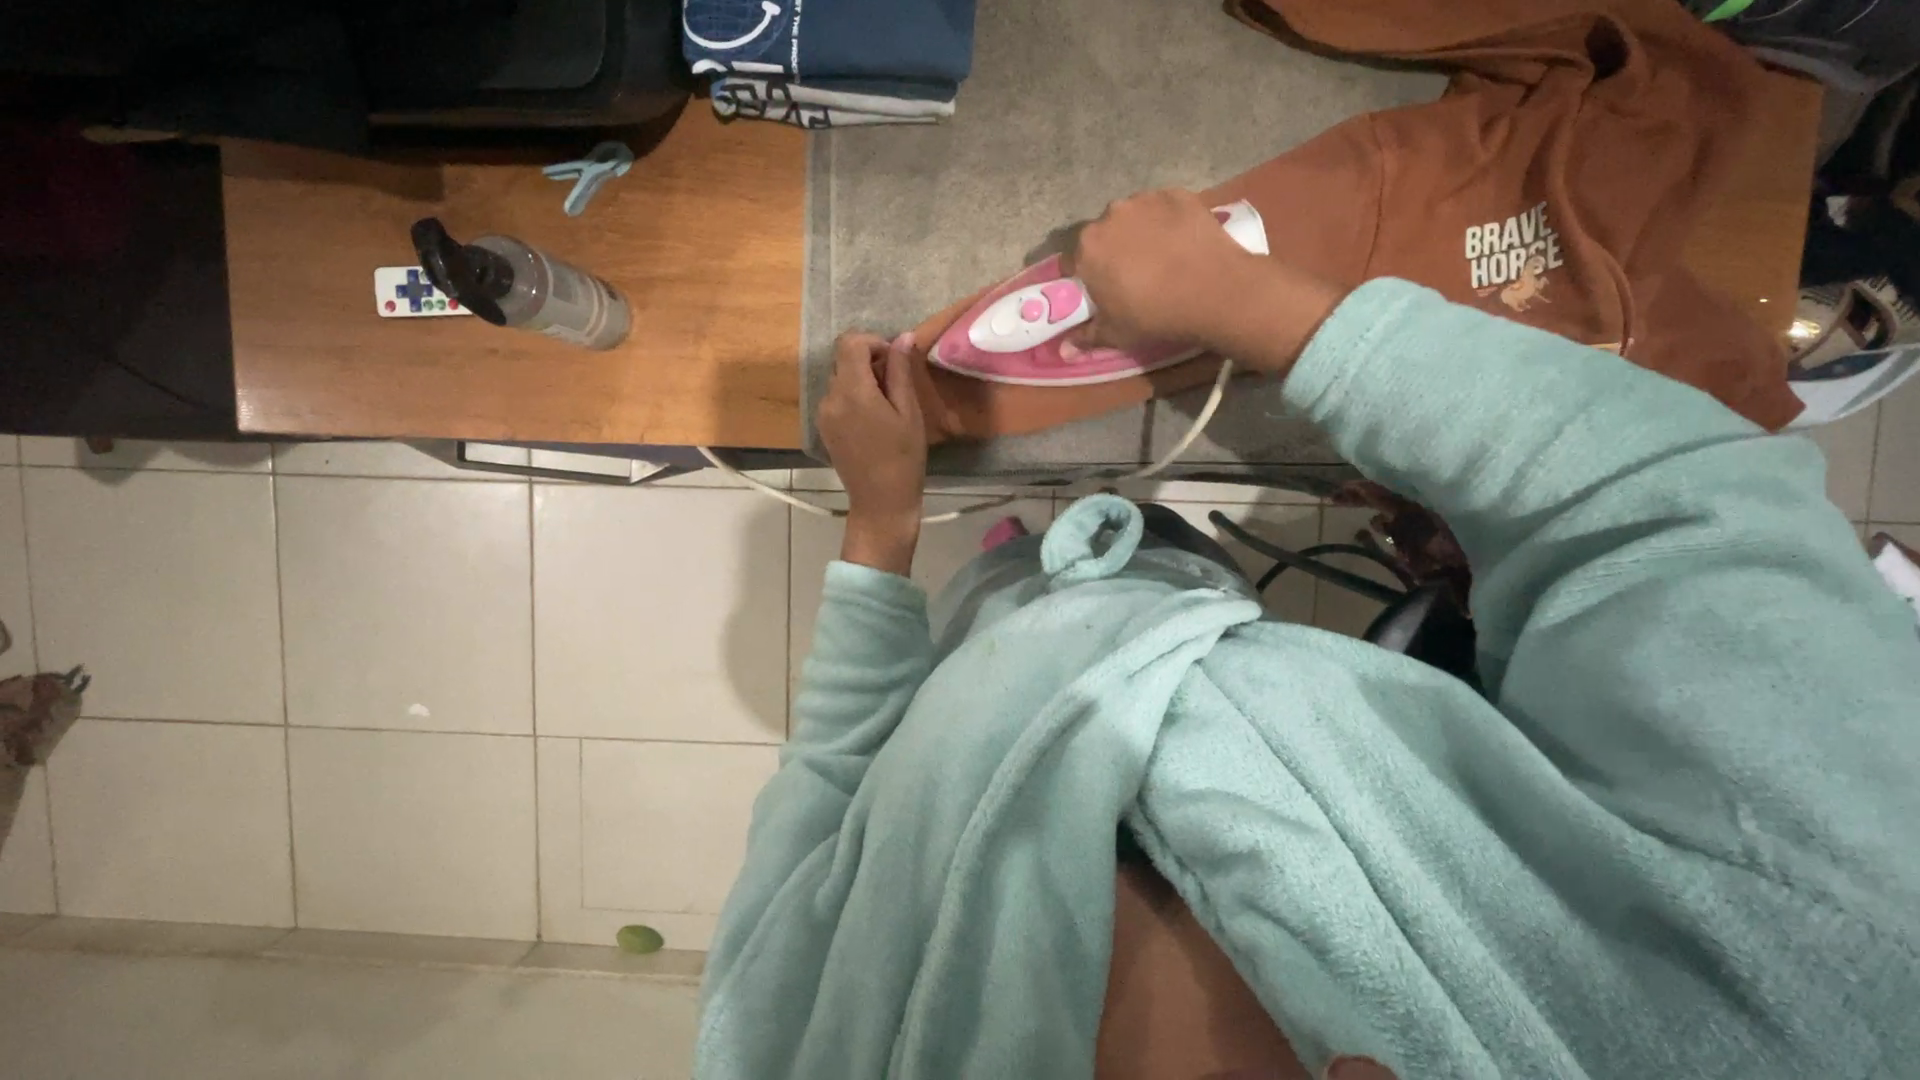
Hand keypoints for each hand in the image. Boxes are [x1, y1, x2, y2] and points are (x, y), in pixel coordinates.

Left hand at [817, 331, 926, 574]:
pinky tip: (872, 420)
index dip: (873, 342)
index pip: (850, 342)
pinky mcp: (823, 427)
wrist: (880, 502)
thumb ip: (901, 371)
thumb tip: (903, 338)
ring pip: (839, 378)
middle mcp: (830, 397)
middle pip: (842, 359)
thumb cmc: (903, 458)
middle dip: (868, 361)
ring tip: (885, 405)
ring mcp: (823, 413)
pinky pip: (836, 398)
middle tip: (894, 384)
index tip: (894, 360)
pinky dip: (852, 396)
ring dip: (860, 379)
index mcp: (852, 391)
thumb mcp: (908, 412)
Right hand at [1067, 189, 1345, 373]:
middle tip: (1133, 276)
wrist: (1215, 290)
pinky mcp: (1177, 194)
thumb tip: (1063, 350)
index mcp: (1087, 249)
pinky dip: (1167, 221)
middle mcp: (1109, 215)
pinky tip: (1181, 242)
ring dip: (1139, 233)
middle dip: (1112, 251)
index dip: (1084, 277)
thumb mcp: (1115, 334)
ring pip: (1133, 217)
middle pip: (1103, 234)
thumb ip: (1085, 337)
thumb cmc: (1155, 314)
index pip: (1073, 261)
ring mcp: (1145, 200)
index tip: (1100, 290)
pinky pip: (1163, 208)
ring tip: (1161, 257)